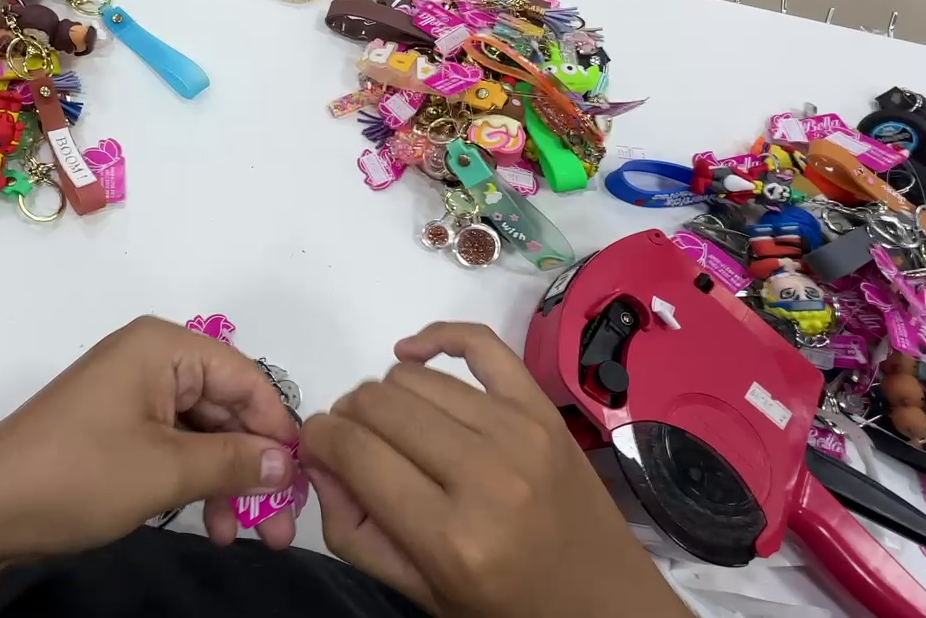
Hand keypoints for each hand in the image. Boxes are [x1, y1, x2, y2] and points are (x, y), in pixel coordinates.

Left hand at [0, 315, 302, 560]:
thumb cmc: (79, 473)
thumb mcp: (165, 470)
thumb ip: (234, 461)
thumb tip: (288, 462)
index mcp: (164, 346)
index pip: (244, 377)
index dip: (277, 428)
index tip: (303, 483)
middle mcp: (153, 358)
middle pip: (226, 405)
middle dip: (253, 463)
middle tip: (277, 526)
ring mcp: (134, 392)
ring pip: (203, 430)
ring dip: (225, 479)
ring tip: (239, 534)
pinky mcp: (121, 424)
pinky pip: (175, 444)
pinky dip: (195, 480)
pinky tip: (208, 522)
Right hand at [301, 322, 686, 617]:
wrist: (608, 611)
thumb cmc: (507, 610)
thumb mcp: (419, 591)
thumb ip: (352, 528)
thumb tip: (316, 455)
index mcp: (451, 538)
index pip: (352, 451)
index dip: (318, 438)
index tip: (318, 446)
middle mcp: (484, 475)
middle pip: (376, 403)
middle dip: (347, 417)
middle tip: (354, 442)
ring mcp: (518, 430)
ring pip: (411, 377)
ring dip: (385, 396)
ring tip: (396, 427)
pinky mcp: (541, 406)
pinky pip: (477, 341)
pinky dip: (435, 336)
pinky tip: (411, 354)